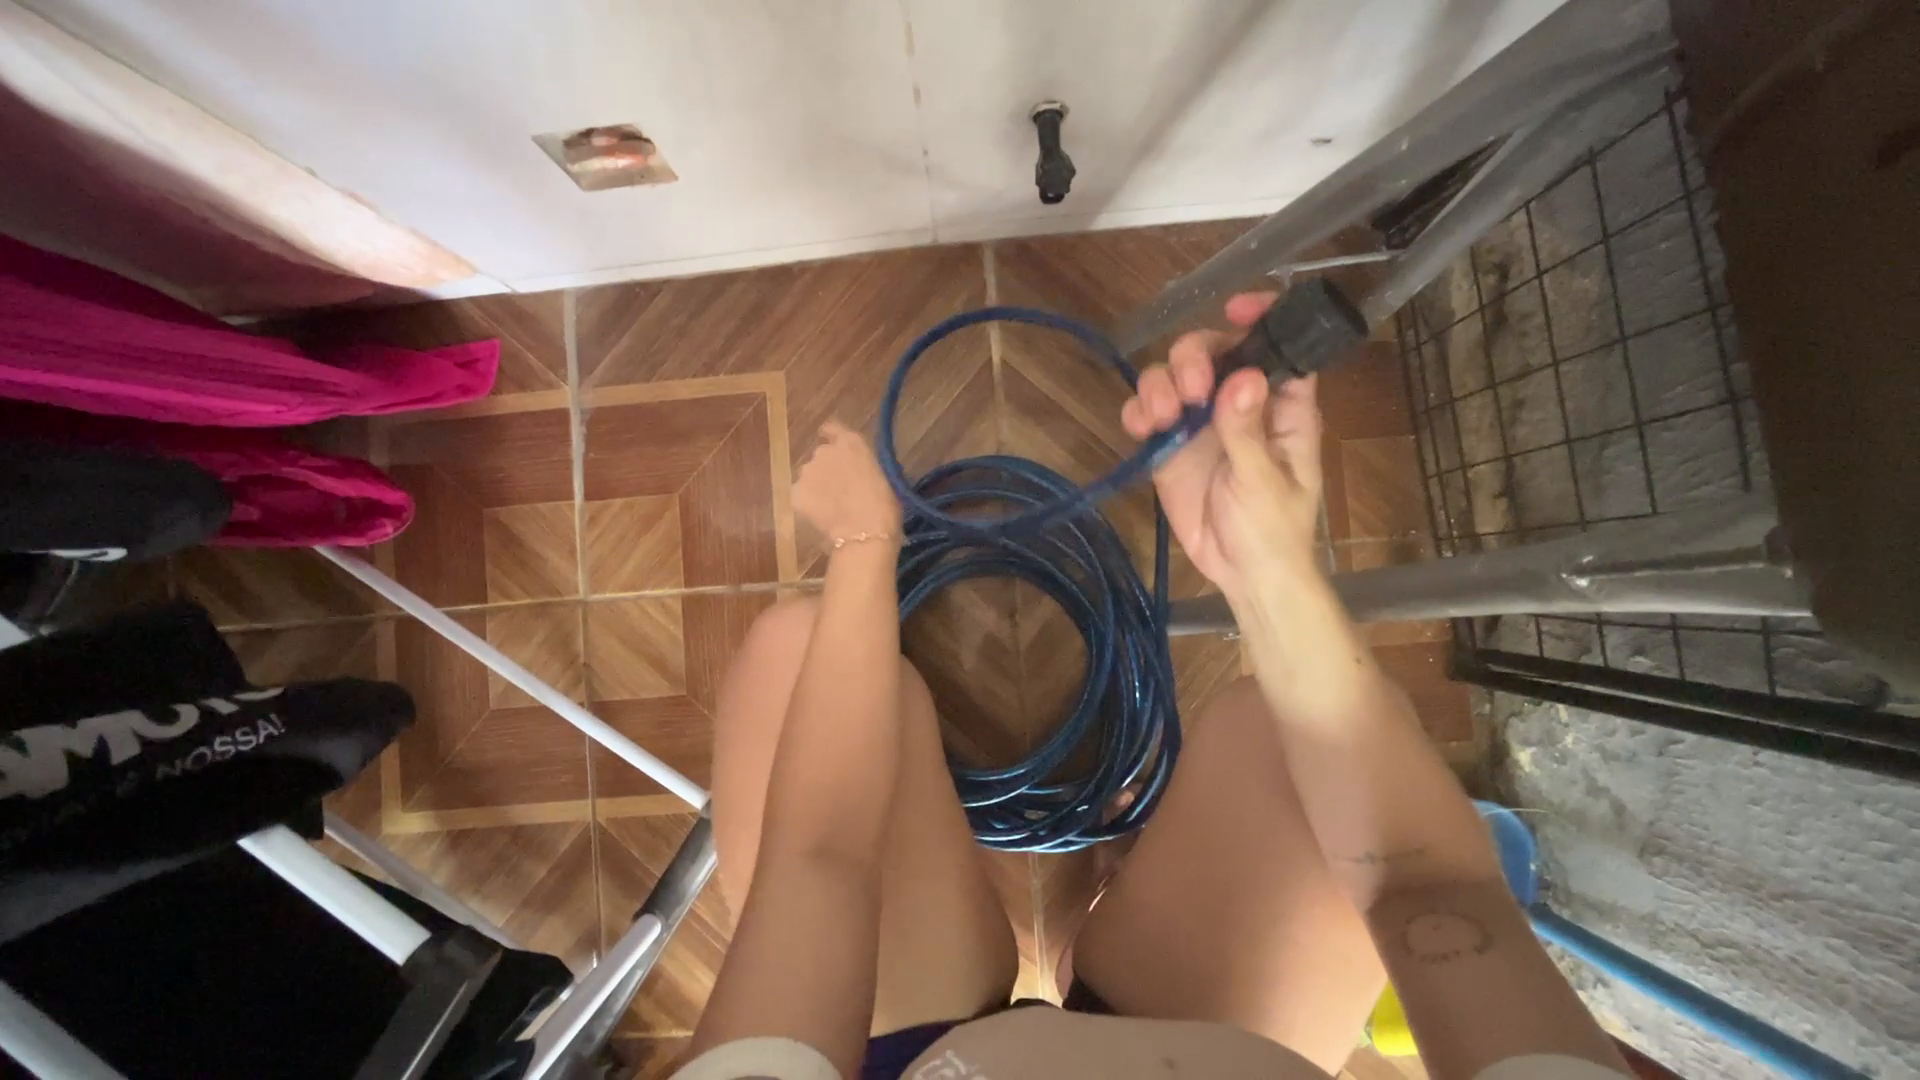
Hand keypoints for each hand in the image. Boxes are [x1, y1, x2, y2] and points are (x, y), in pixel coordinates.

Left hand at [794, 420, 902, 545]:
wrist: (864, 536)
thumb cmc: (885, 509)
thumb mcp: (884, 478)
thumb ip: (866, 466)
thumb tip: (861, 471)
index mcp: (851, 444)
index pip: (833, 428)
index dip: (831, 435)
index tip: (831, 442)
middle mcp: (825, 451)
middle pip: (821, 457)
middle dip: (828, 470)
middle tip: (840, 490)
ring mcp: (807, 472)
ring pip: (810, 477)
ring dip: (817, 487)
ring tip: (831, 508)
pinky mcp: (796, 493)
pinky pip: (801, 496)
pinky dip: (809, 505)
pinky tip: (822, 519)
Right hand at [1120, 292, 1323, 601]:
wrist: (1241, 573)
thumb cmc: (1273, 530)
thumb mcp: (1266, 482)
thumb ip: (1249, 431)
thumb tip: (1242, 377)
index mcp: (1281, 406)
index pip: (1277, 344)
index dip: (1260, 317)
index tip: (1233, 309)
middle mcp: (1239, 403)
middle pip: (1213, 351)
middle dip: (1194, 359)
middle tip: (1190, 392)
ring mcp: (1201, 423)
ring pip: (1173, 376)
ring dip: (1160, 385)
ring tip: (1162, 419)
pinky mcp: (1169, 446)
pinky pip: (1147, 413)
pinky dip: (1138, 411)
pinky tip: (1142, 428)